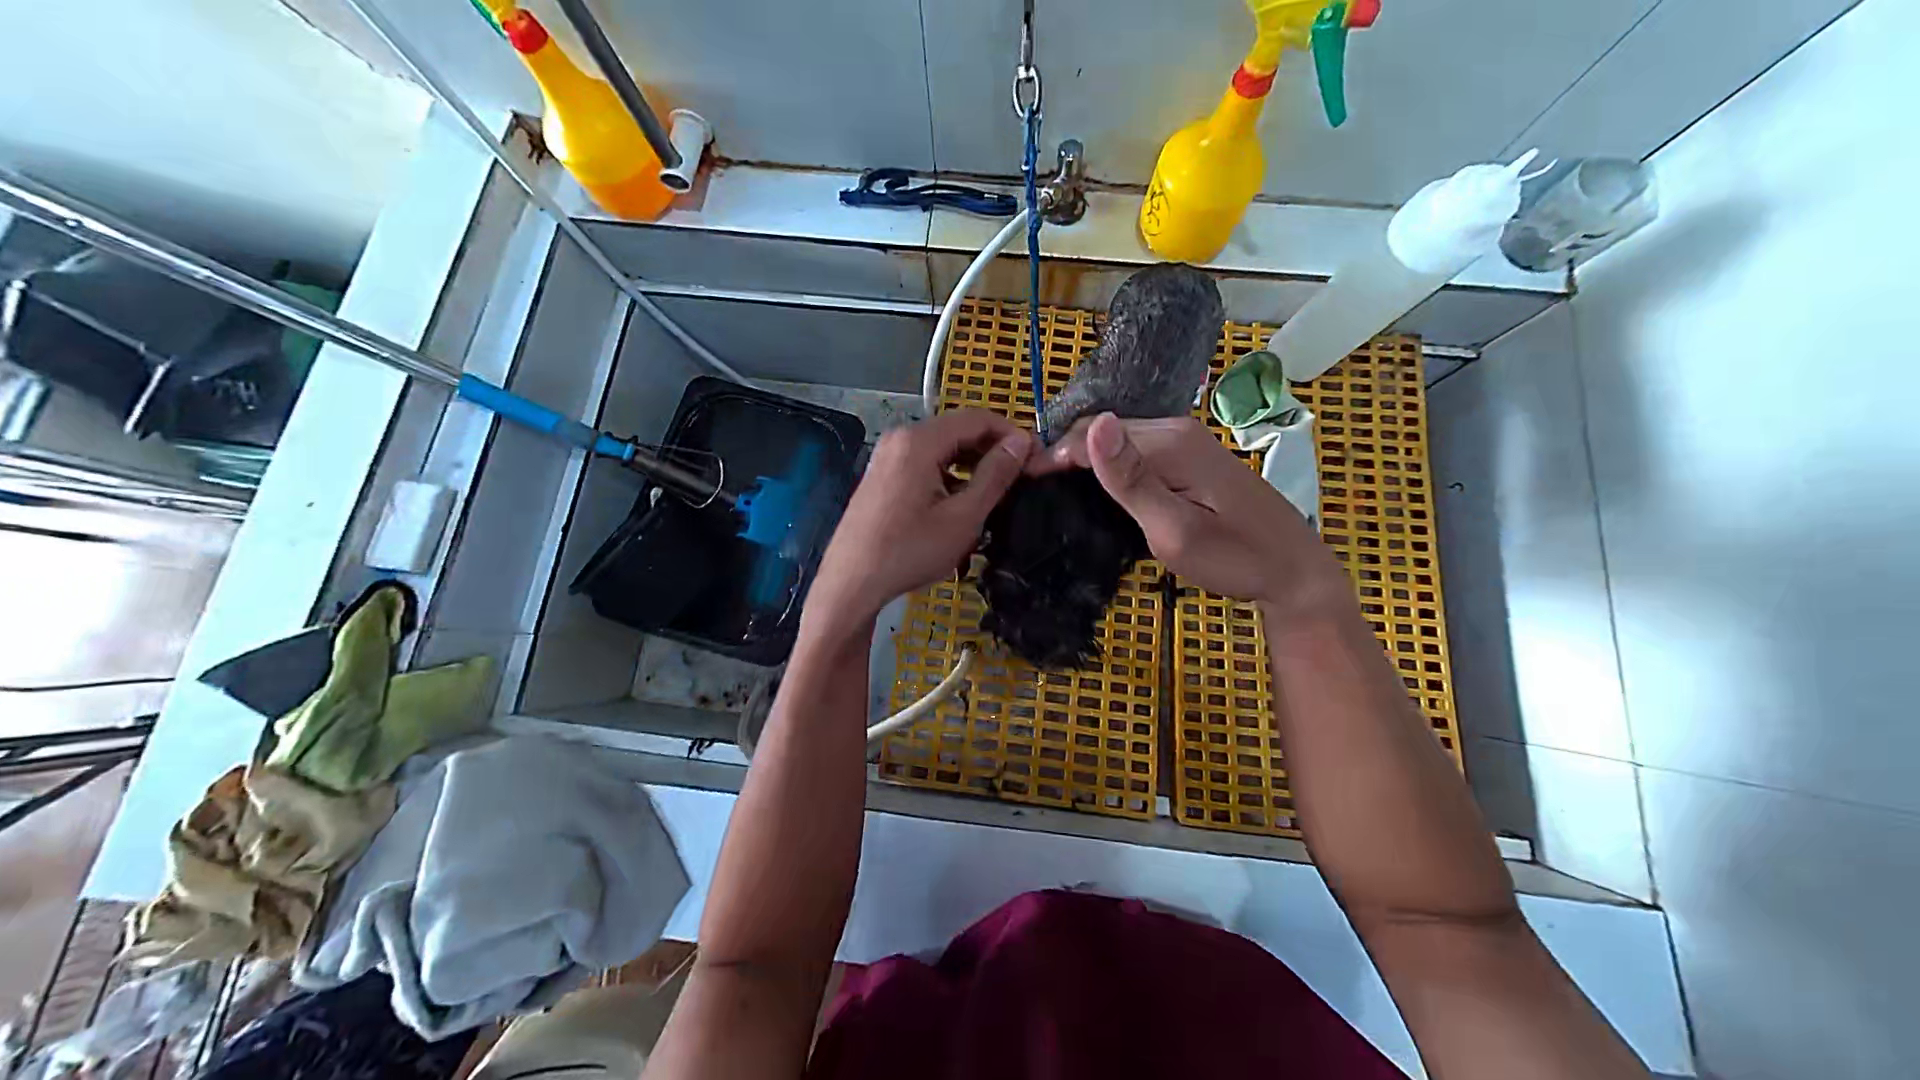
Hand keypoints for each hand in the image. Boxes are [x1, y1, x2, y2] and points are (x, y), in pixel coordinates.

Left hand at [807, 409, 1031, 634]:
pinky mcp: (882, 475)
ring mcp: (887, 456)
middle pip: (958, 431)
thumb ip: (995, 476)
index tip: (1035, 458)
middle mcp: (901, 438)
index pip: (977, 418)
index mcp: (920, 441)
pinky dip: (949, 476)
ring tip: (993, 496)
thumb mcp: (963, 517)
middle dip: (992, 451)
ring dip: (971, 465)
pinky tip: (960, 504)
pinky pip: (925, 464)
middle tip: (1019, 479)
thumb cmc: (908, 551)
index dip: (1011, 434)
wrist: (851, 582)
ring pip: (942, 449)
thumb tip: (1020, 442)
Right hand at [1031, 413, 1346, 617]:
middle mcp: (1176, 430)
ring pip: (1117, 442)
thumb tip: (1095, 424)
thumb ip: (1130, 480)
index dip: (1051, 456)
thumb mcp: (1174, 529)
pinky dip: (1109, 470)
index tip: (1020, 485)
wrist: (1293, 571)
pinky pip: (1136, 453)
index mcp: (1169, 442)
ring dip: (1085, 464)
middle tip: (1035, 498)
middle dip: (1065, 458)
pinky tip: (1097, 495)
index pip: (1090, 434)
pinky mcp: (1190, 457)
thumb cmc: (1235, 558)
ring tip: (1057, 498)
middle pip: (1102, 433)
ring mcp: (1185, 441)